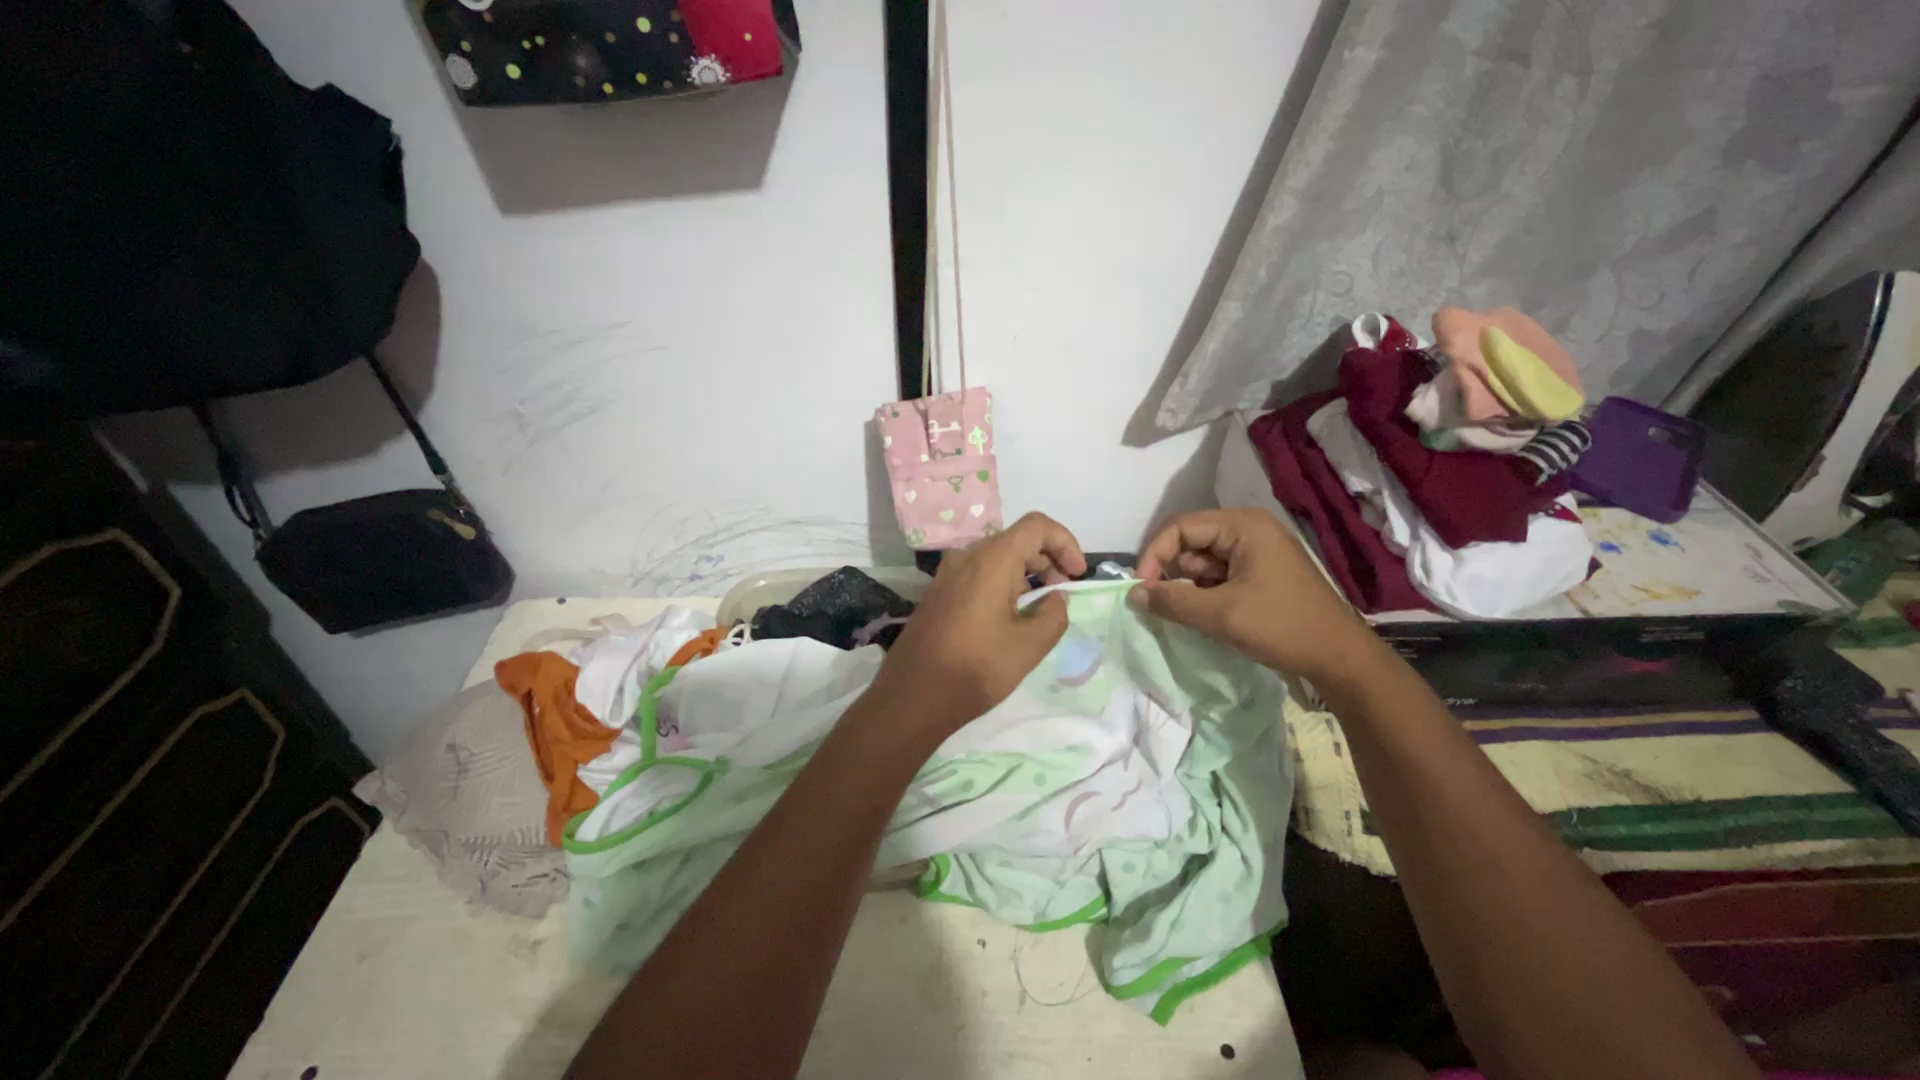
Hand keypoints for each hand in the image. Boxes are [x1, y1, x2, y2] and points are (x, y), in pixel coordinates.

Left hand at [867, 513, 1087, 739]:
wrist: (913, 696)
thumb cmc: (976, 668)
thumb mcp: (1029, 645)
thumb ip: (1054, 614)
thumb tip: (1055, 599)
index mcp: (991, 560)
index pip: (1037, 526)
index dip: (1065, 542)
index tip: (1078, 574)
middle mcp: (967, 557)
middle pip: (1017, 540)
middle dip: (1048, 560)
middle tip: (1063, 592)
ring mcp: (948, 574)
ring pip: (997, 557)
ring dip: (1026, 574)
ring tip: (1042, 607)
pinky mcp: (939, 593)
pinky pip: (979, 574)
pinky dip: (1003, 584)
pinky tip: (1012, 616)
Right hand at [1132, 508, 1376, 679]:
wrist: (1339, 657)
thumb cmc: (1283, 626)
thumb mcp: (1222, 615)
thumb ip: (1173, 601)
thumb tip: (1133, 594)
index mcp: (1244, 526)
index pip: (1180, 527)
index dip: (1154, 555)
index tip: (1142, 590)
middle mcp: (1250, 530)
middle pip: (1191, 541)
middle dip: (1172, 571)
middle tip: (1163, 606)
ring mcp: (1258, 552)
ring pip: (1203, 561)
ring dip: (1189, 585)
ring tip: (1188, 615)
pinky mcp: (1261, 574)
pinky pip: (1220, 575)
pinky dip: (1205, 593)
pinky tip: (1206, 616)